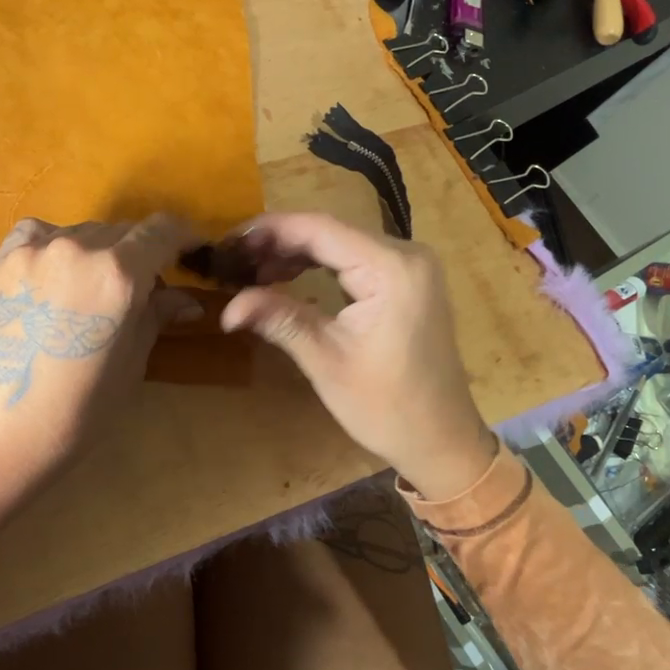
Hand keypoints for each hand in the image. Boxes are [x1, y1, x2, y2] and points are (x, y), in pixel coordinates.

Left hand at [0, 215, 201, 533]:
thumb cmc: (77, 411)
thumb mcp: (130, 364)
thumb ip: (156, 316)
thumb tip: (186, 299)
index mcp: (118, 274)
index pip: (162, 230)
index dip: (183, 237)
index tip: (190, 251)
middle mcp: (76, 249)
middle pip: (121, 232)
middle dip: (138, 253)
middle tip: (140, 289)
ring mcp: (32, 251)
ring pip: (80, 232)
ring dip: (96, 251)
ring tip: (90, 290)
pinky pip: (36, 235)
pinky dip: (53, 245)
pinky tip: (52, 274)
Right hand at [218, 212, 497, 499]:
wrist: (442, 439)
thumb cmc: (386, 407)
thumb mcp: (326, 361)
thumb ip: (280, 320)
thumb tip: (226, 308)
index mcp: (391, 269)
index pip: (319, 229)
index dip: (269, 231)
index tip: (227, 242)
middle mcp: (406, 255)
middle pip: (329, 231)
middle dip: (277, 242)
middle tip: (231, 260)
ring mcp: (410, 266)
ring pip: (339, 242)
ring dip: (294, 252)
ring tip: (249, 270)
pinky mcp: (407, 280)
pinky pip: (354, 258)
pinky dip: (317, 264)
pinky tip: (284, 276)